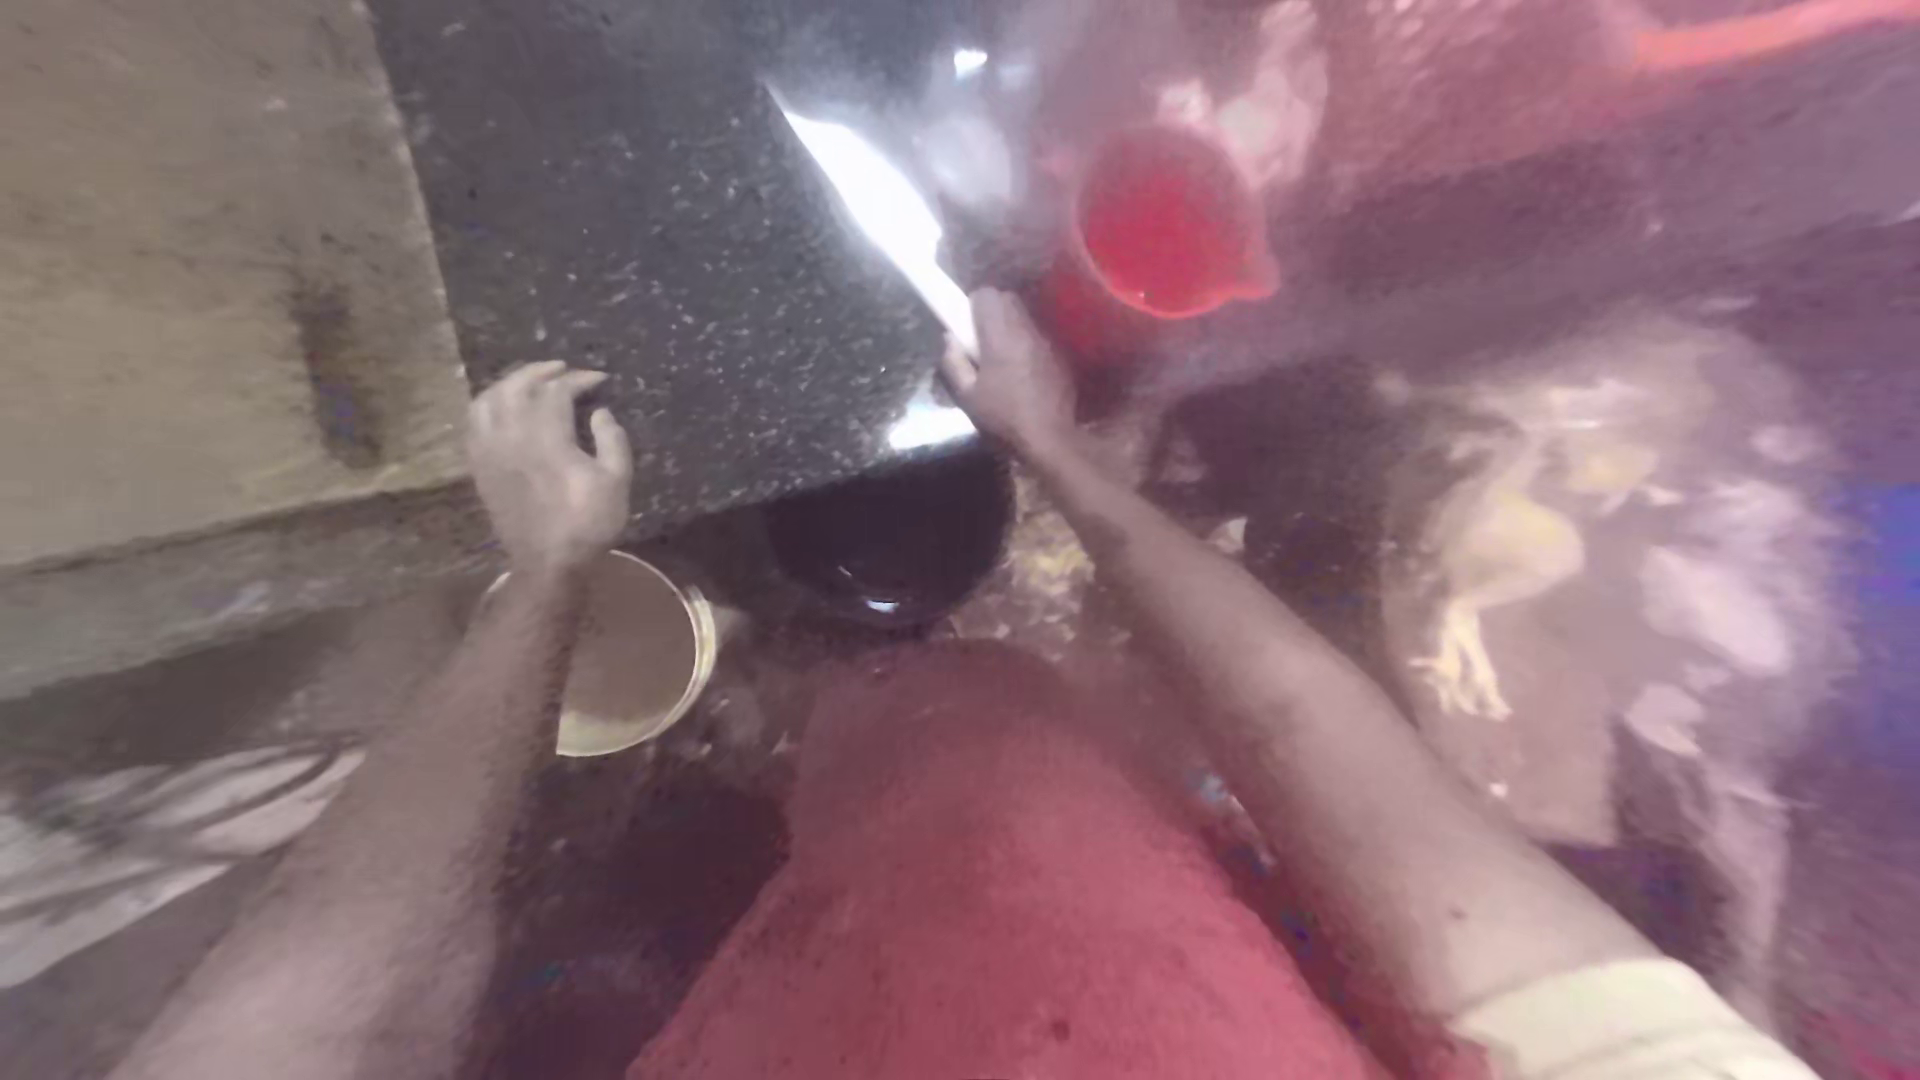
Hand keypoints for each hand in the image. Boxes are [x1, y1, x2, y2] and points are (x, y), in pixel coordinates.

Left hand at [467, 361, 632, 576]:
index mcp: (547, 439)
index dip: (579, 380)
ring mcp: (489, 450)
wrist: (549, 560)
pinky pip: (475, 422)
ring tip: (531, 382)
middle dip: (540, 372)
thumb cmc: (589, 521)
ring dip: (510, 383)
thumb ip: (612, 441)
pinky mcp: (481, 465)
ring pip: (488, 400)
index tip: (600, 379)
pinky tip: (505, 408)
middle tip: (563, 369)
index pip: (556, 392)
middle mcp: (511, 436)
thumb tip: (600, 413)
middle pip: (516, 387)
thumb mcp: (617, 481)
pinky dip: (490, 404)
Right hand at [939, 288, 1076, 457]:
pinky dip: (1026, 346)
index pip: (986, 294)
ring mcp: (1046, 343)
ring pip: (1024, 319)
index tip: (965, 325)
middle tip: (980, 340)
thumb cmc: (1002, 417)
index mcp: (1000, 336)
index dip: (972, 304)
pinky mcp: (1059, 357)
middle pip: (1007, 300)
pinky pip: (1038, 339)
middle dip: (991, 312)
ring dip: (1009, 329)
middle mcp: (1026, 330)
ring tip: (1001, 359)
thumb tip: (949, 339)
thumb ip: (953, 362)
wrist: (1048, 437)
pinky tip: (1022, 375)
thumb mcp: (967, 396)